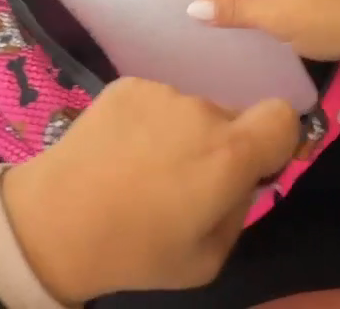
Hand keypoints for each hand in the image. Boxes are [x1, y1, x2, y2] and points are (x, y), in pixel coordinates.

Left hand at [2, 78, 298, 302]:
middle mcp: (200, 110)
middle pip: (230, 117)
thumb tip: (245, 177)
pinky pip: (157, 101)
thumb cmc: (137, 250)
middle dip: (220, 145)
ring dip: (181, 133)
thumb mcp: (209, 257)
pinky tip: (121, 150)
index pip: (282, 115)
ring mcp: (161, 91)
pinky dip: (148, 121)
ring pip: (190, 110)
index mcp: (228, 154)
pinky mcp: (127, 83)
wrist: (57, 220)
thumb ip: (240, 208)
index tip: (254, 163)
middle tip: (183, 182)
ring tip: (143, 168)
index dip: (275, 138)